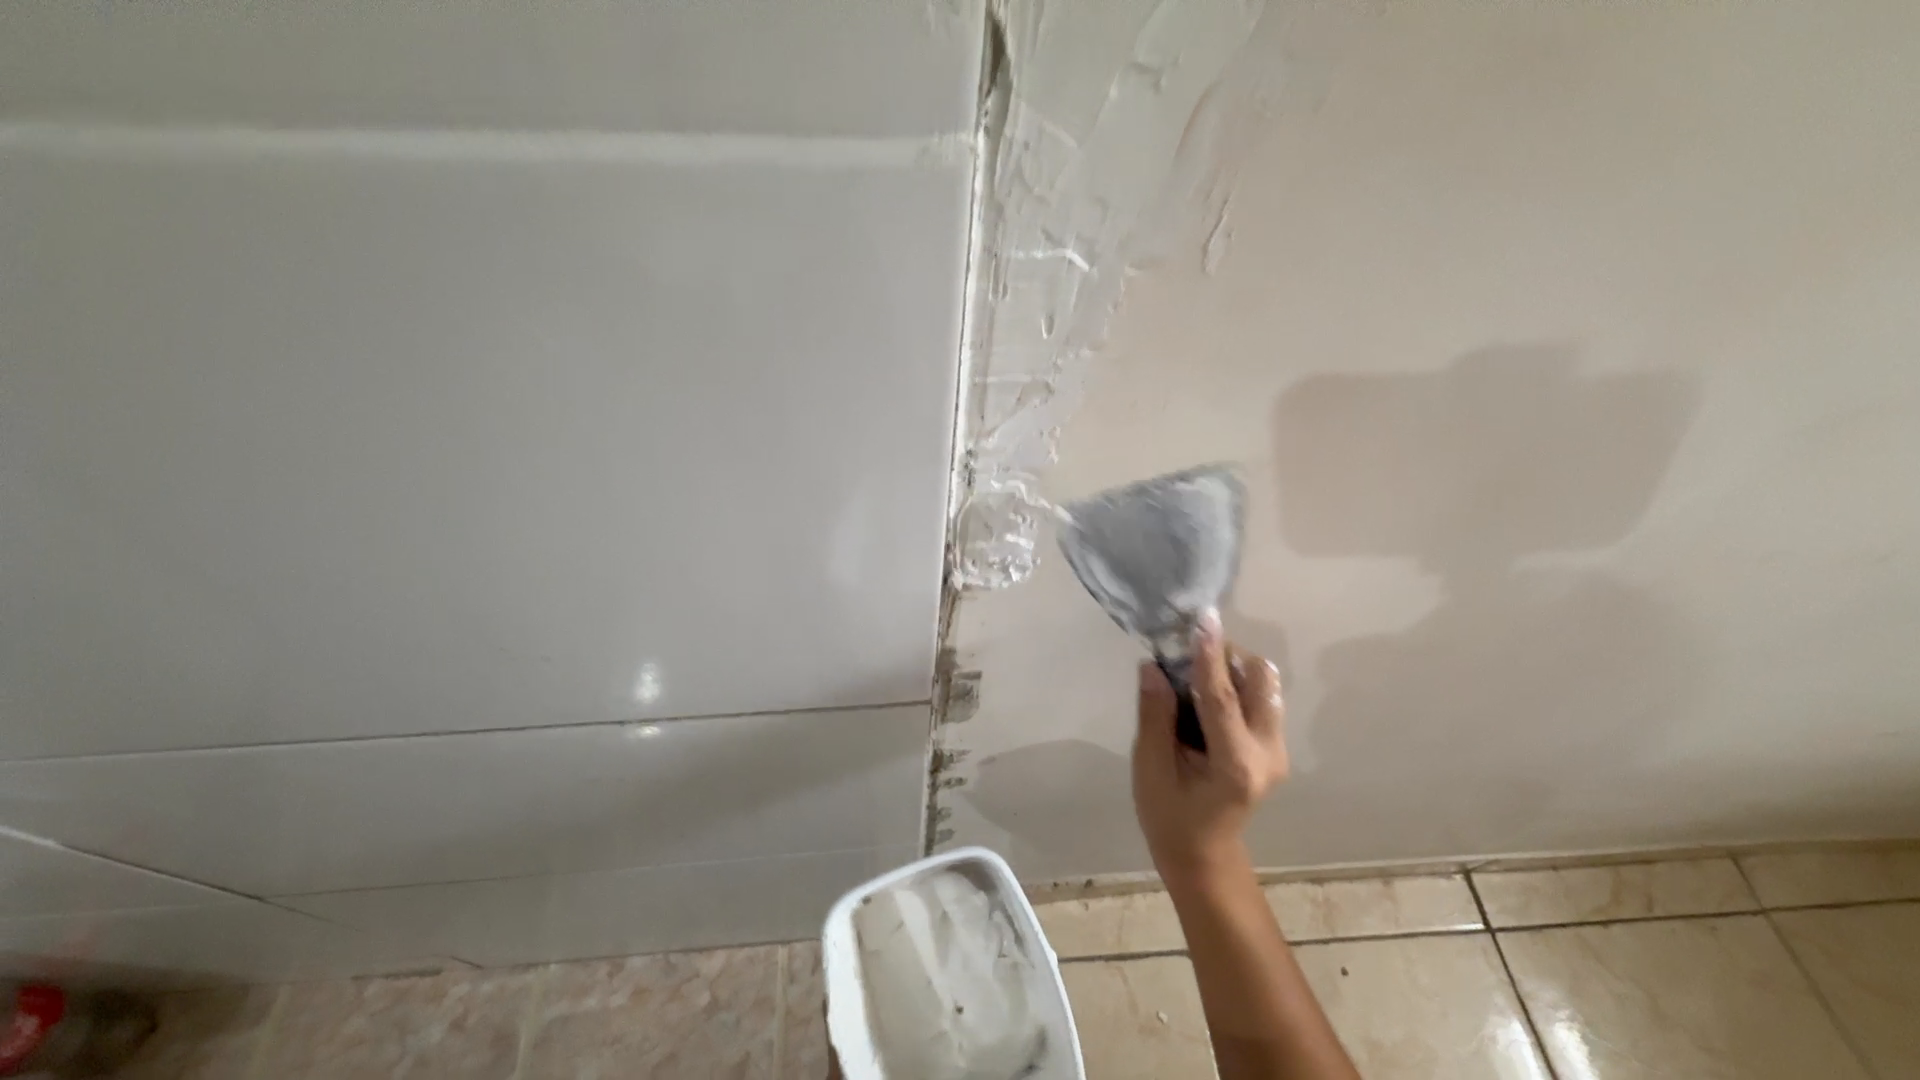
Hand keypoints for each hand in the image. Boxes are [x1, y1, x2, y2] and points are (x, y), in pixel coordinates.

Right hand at [1132, 610, 1287, 887]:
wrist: (1202, 854)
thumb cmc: (1168, 816)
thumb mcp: (1151, 769)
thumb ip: (1155, 716)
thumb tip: (1153, 666)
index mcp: (1236, 764)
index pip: (1222, 696)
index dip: (1209, 654)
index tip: (1202, 618)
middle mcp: (1268, 753)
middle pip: (1260, 680)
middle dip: (1225, 656)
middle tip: (1185, 654)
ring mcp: (1278, 749)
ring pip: (1265, 685)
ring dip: (1232, 668)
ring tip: (1194, 674)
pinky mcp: (1276, 746)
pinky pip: (1262, 698)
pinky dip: (1236, 684)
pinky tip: (1206, 693)